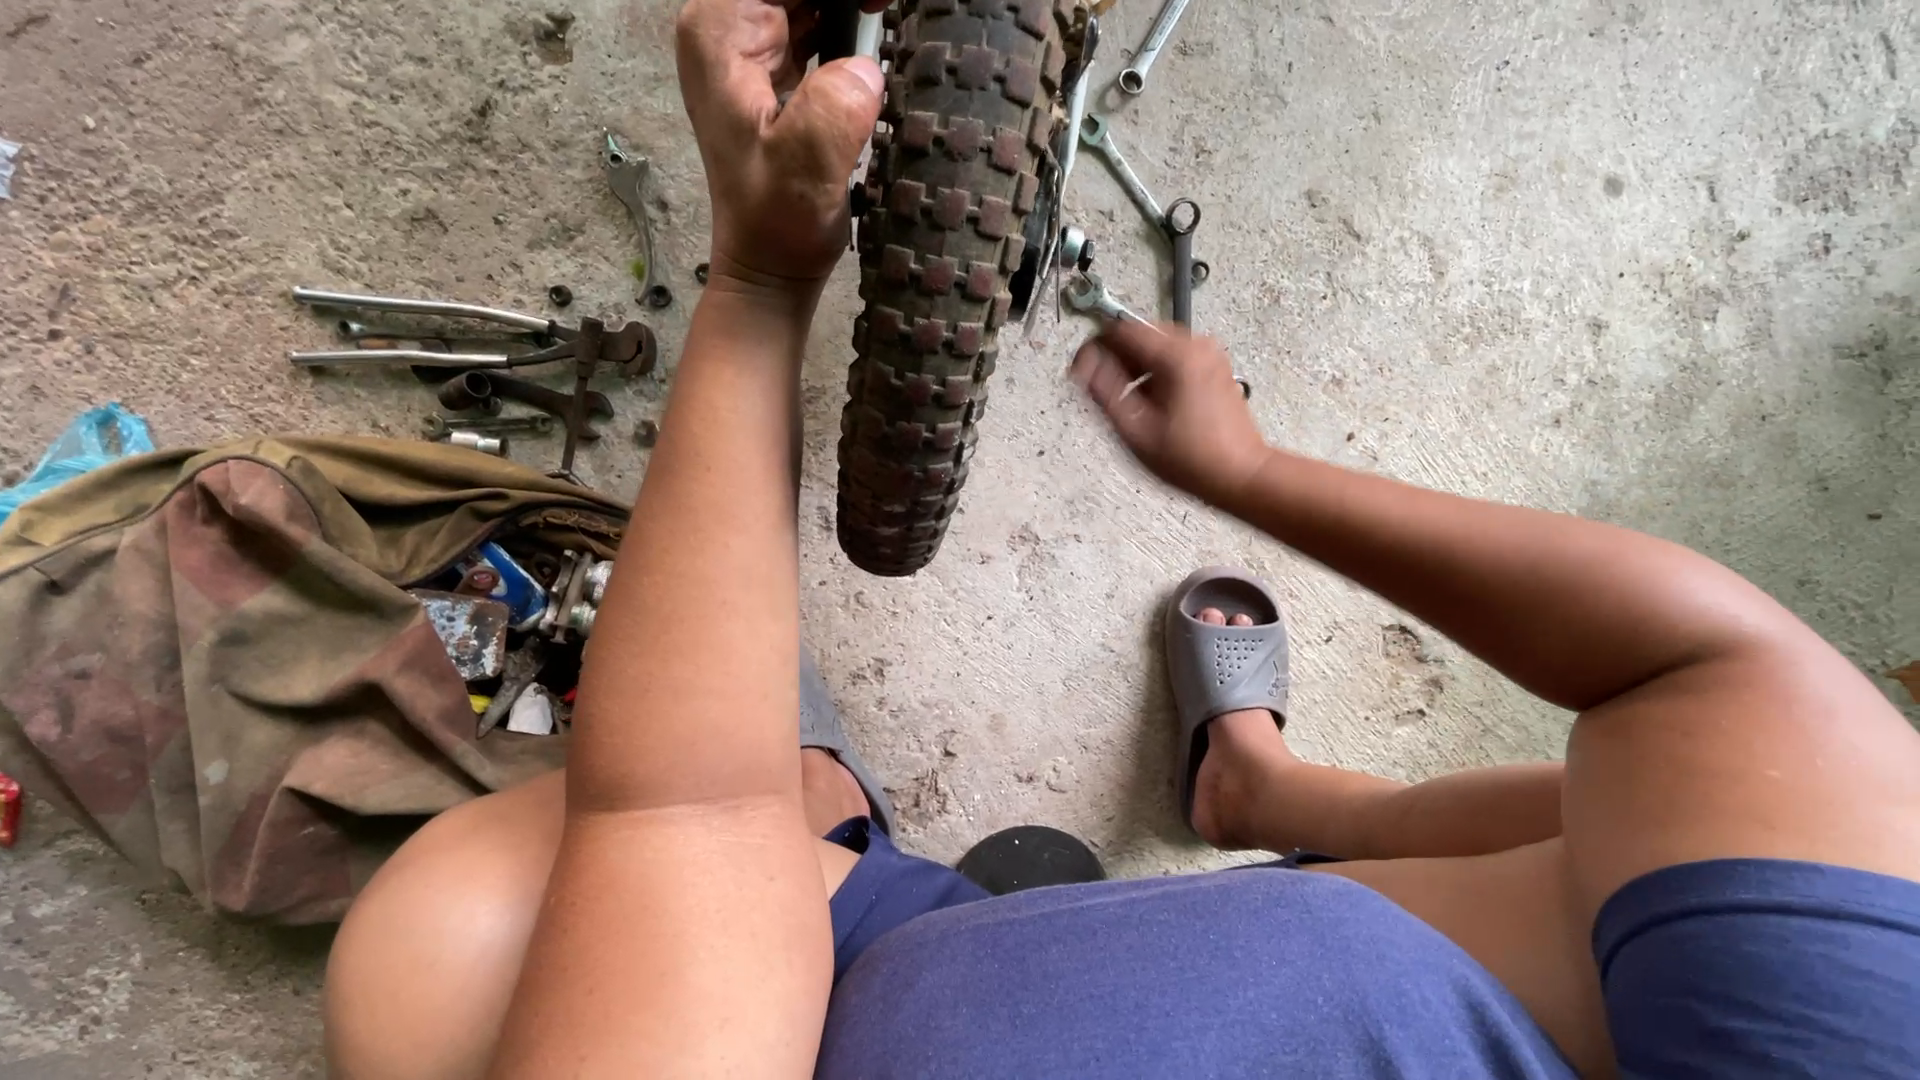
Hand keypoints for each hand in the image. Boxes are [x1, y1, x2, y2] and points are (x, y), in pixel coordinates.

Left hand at [675, 0, 887, 290]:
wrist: (769, 268)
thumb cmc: (778, 226)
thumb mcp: (806, 168)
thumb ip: (834, 106)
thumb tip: (866, 67)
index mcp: (720, 30)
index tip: (878, 6)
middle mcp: (724, 24)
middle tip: (886, 13)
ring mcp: (746, 45)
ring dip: (847, 7)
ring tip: (883, 20)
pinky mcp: (772, 68)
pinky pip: (813, 16)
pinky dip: (846, 19)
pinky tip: (873, 33)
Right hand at [1069, 321, 1270, 506]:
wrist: (1240, 473)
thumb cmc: (1192, 459)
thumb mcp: (1137, 429)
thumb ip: (1106, 391)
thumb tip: (1085, 365)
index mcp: (1176, 356)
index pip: (1120, 329)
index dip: (1093, 348)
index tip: (1081, 372)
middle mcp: (1196, 345)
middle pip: (1139, 334)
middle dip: (1114, 358)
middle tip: (1101, 391)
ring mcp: (1209, 354)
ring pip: (1155, 345)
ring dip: (1134, 366)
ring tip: (1126, 401)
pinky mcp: (1214, 367)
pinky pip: (1174, 356)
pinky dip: (1155, 371)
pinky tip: (1150, 402)